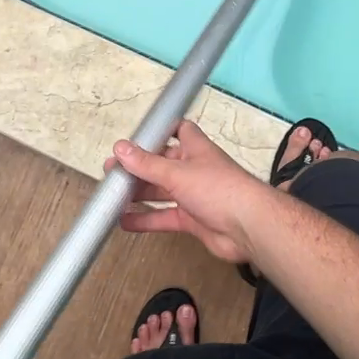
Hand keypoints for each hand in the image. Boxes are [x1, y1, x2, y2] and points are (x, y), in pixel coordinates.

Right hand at [107, 119, 279, 263]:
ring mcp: (193, 195)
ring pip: (161, 191)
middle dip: (139, 167)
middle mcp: (193, 168)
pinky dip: (146, 219)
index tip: (135, 137)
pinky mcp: (192, 219)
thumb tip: (120, 147)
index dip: (160, 131)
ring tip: (111, 195)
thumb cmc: (216, 188)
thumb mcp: (177, 172)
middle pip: (162, 164)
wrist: (247, 227)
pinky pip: (164, 217)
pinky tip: (124, 222)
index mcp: (195, 148)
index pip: (178, 130)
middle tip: (111, 172)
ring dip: (139, 193)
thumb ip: (147, 164)